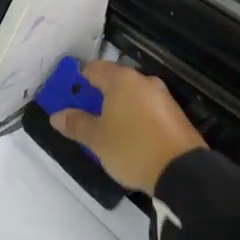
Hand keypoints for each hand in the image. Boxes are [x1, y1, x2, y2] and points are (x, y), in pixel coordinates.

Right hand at [49, 61, 205, 194]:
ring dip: (118, 107)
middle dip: (99, 95)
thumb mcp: (97, 140)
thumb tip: (57, 115)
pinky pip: (147, 108)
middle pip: (114, 80)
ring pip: (132, 95)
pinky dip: (136, 117)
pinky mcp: (175, 114)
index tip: (69, 97)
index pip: (93, 68)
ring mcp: (163, 96)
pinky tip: (132, 138)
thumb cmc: (132, 148)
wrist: (182, 171)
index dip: (78, 80)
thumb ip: (76, 124)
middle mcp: (143, 81)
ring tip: (108, 131)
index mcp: (121, 80)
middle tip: (86, 117)